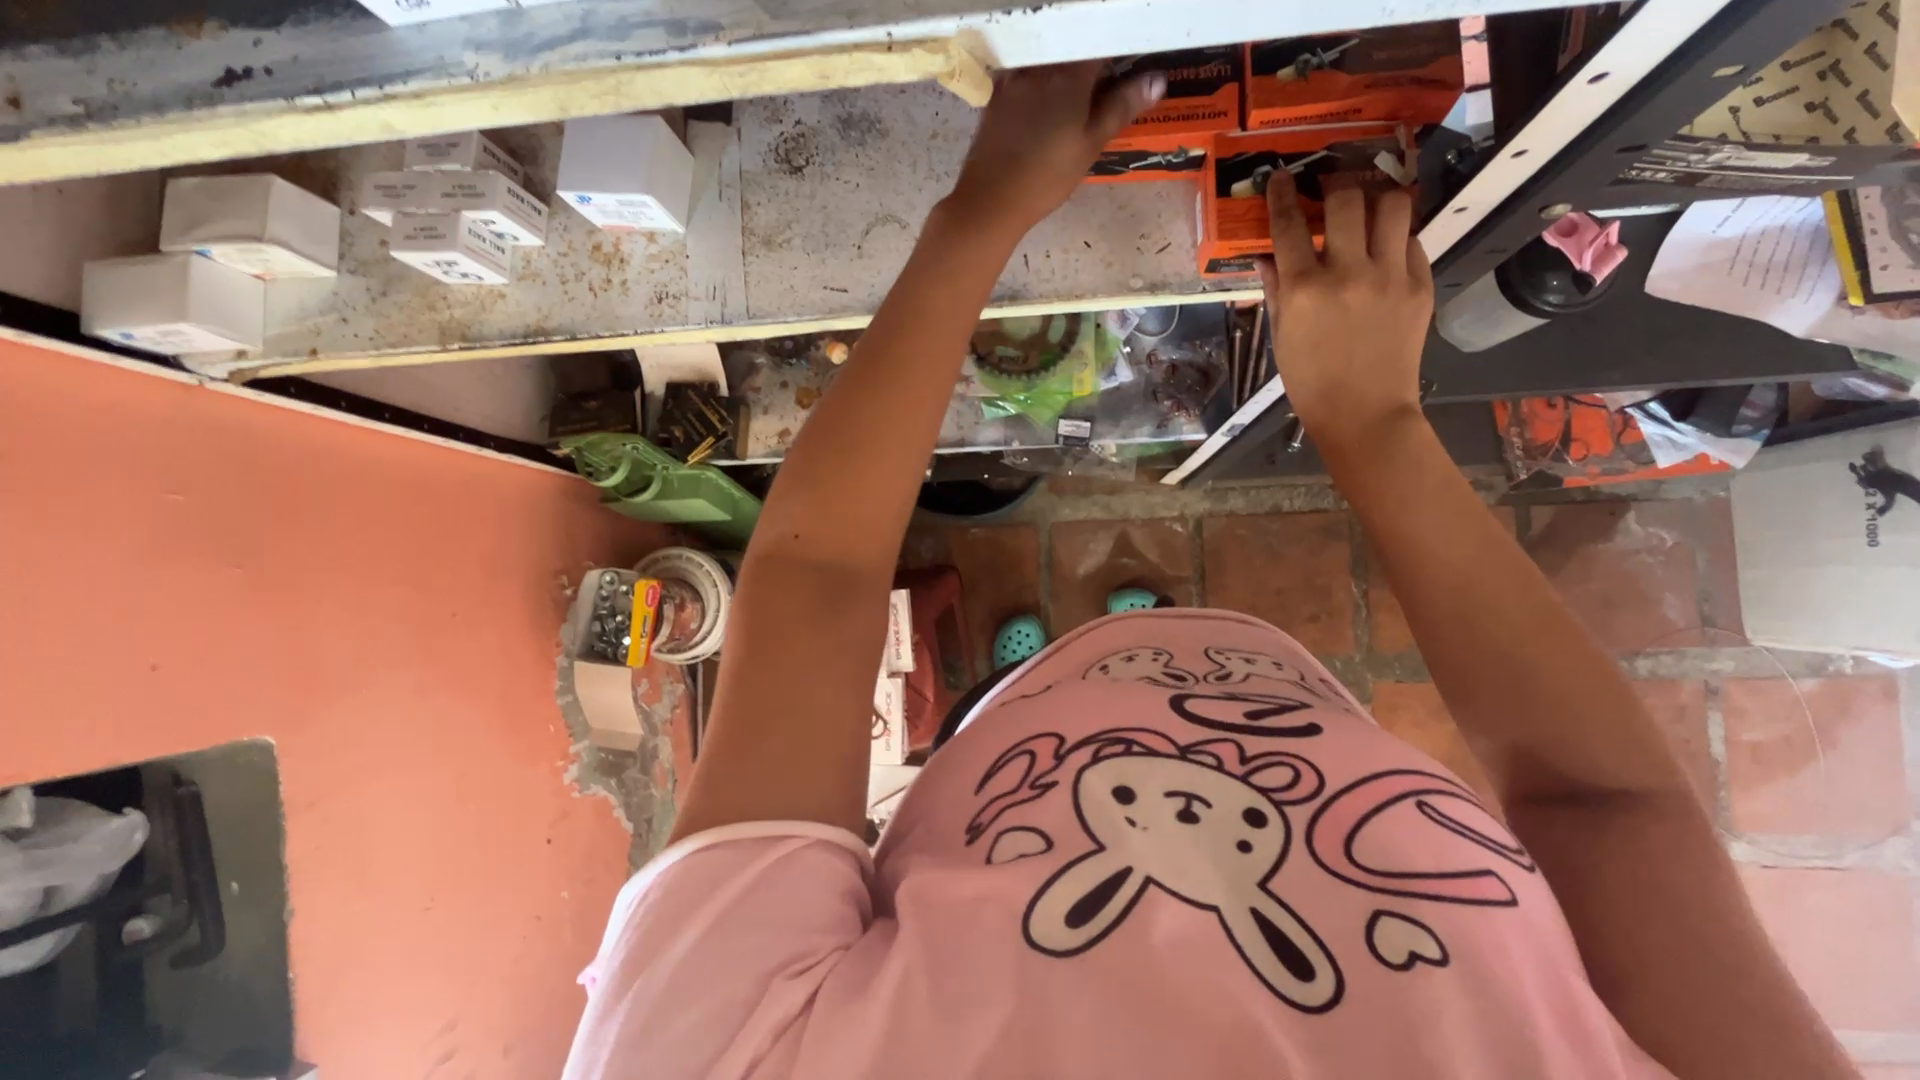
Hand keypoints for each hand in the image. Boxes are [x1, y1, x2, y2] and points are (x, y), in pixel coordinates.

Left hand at [945, 62, 1164, 236]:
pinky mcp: (996, 95)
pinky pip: (1025, 77)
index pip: (1101, 45)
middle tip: (1102, 90)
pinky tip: (1043, 109)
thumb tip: (1157, 79)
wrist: (990, 200)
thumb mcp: (1090, 145)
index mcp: (1070, 74)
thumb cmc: (1047, 177)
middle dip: (1090, 66)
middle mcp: (1041, 66)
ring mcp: (1015, 79)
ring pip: (1048, 63)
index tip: (1125, 70)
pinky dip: (1039, 85)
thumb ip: (1121, 107)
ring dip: (1063, 75)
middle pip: (1072, 51)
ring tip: (1072, 102)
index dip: (1116, 55)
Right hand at [1257, 169, 1432, 451]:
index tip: (1283, 176)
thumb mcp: (1281, 336)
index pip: (1289, 225)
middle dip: (1336, 186)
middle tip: (1331, 189)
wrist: (1364, 412)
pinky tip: (1387, 246)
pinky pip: (1412, 240)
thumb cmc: (1311, 381)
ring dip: (1377, 198)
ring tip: (1369, 207)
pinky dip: (1397, 236)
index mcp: (1304, 289)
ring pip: (1392, 205)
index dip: (1283, 194)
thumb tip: (1267, 256)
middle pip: (1346, 200)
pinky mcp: (1420, 285)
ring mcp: (1389, 276)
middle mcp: (1348, 273)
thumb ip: (1276, 290)